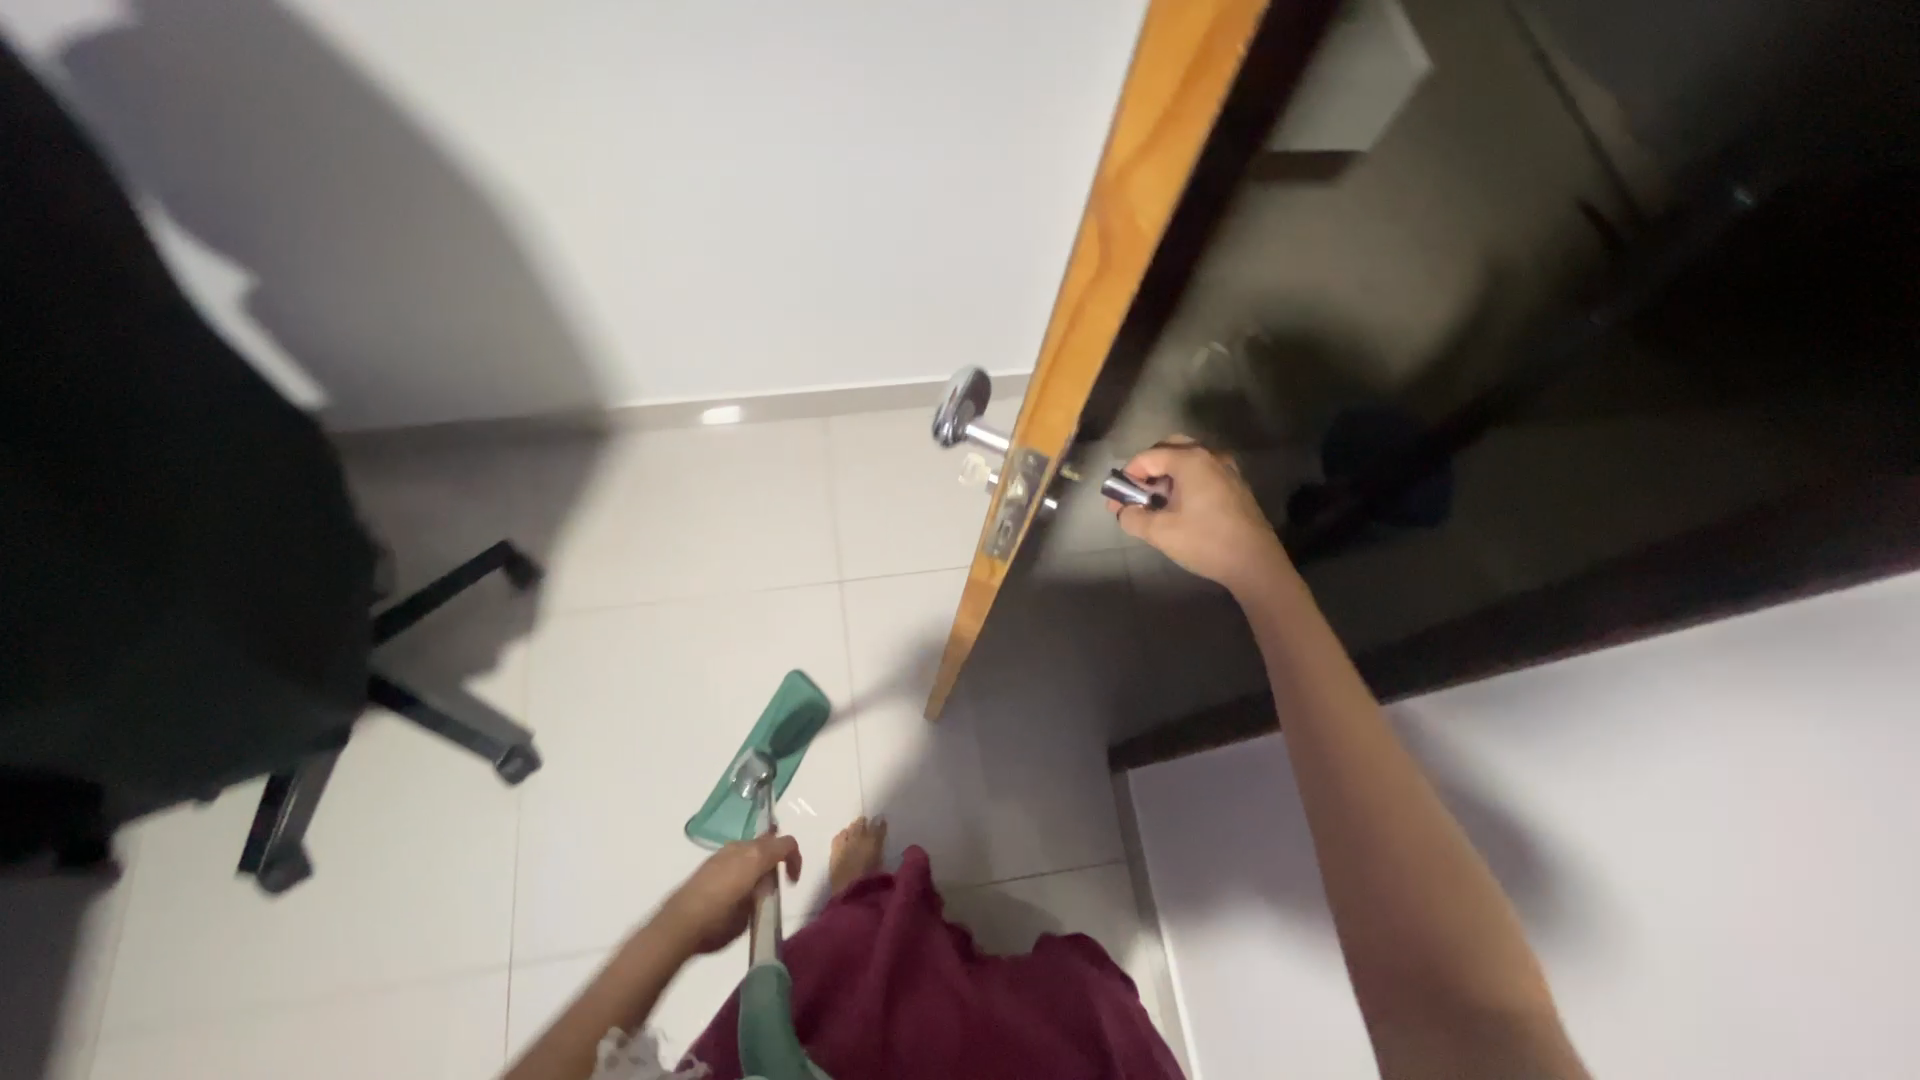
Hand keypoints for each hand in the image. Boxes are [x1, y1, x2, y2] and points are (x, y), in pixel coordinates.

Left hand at [654, 834, 801, 955]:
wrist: (678, 924)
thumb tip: (761, 889)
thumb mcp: (751, 913)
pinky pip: (735, 856)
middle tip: (776, 883)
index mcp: (756, 857)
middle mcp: (740, 847)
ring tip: (755, 888)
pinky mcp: (708, 862)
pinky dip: (743, 865)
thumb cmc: (718, 922)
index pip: (787, 844)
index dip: (795, 859)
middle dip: (777, 857)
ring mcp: (722, 853)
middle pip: (768, 841)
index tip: (791, 882)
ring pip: (750, 847)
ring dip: (759, 861)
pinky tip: (735, 889)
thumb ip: (762, 893)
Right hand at [1106, 435, 1293, 594]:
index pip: (1148, 457)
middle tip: (1137, 493)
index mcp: (1191, 460)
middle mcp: (1211, 456)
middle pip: (1170, 448)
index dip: (1127, 476)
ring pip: (1189, 460)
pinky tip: (1179, 507)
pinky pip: (1203, 472)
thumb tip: (1123, 512)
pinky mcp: (1236, 486)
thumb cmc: (1205, 542)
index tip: (1116, 499)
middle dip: (1149, 468)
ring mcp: (1227, 470)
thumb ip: (1133, 518)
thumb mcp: (1160, 533)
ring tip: (1155, 502)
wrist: (1255, 563)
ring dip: (1167, 475)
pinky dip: (1186, 481)